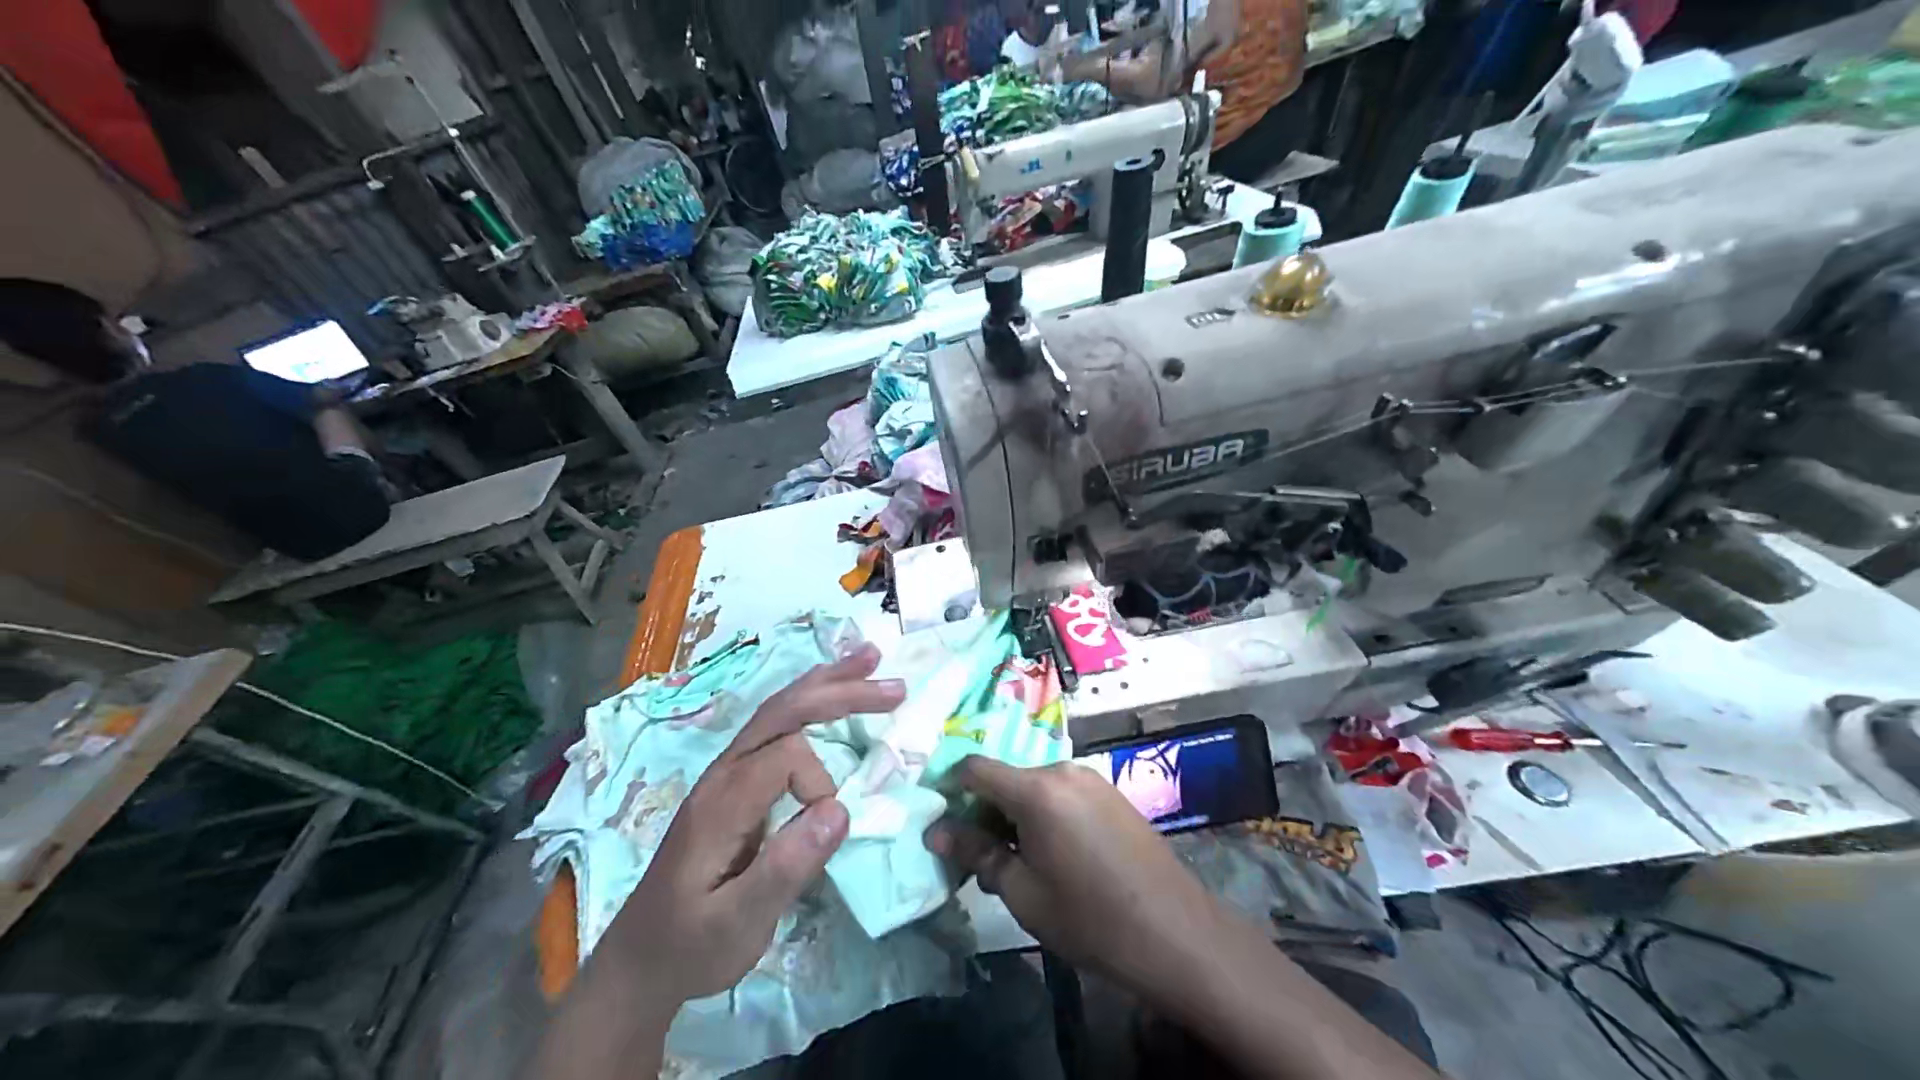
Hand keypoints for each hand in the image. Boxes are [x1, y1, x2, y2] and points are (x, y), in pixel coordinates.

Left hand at [591, 645, 906, 1007]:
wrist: (640, 961)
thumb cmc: (691, 946)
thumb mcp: (738, 924)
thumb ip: (786, 867)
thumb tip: (841, 809)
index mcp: (722, 801)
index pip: (786, 757)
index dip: (819, 785)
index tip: (824, 830)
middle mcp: (723, 773)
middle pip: (783, 711)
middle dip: (840, 692)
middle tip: (896, 687)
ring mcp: (726, 773)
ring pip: (778, 710)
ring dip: (827, 684)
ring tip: (869, 657)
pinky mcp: (735, 783)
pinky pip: (776, 726)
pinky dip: (811, 700)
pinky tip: (830, 690)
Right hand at [929, 761, 1443, 1079]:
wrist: (1176, 933)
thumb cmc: (1090, 917)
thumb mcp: (1023, 892)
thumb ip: (977, 853)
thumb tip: (937, 831)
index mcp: (1036, 789)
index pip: (974, 768)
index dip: (950, 789)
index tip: (939, 819)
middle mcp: (1062, 770)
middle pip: (1005, 777)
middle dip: (982, 808)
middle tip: (974, 852)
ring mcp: (1091, 779)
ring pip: (1033, 786)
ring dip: (1013, 813)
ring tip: (1012, 859)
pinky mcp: (1110, 793)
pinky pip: (1061, 793)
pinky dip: (1042, 813)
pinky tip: (1048, 853)